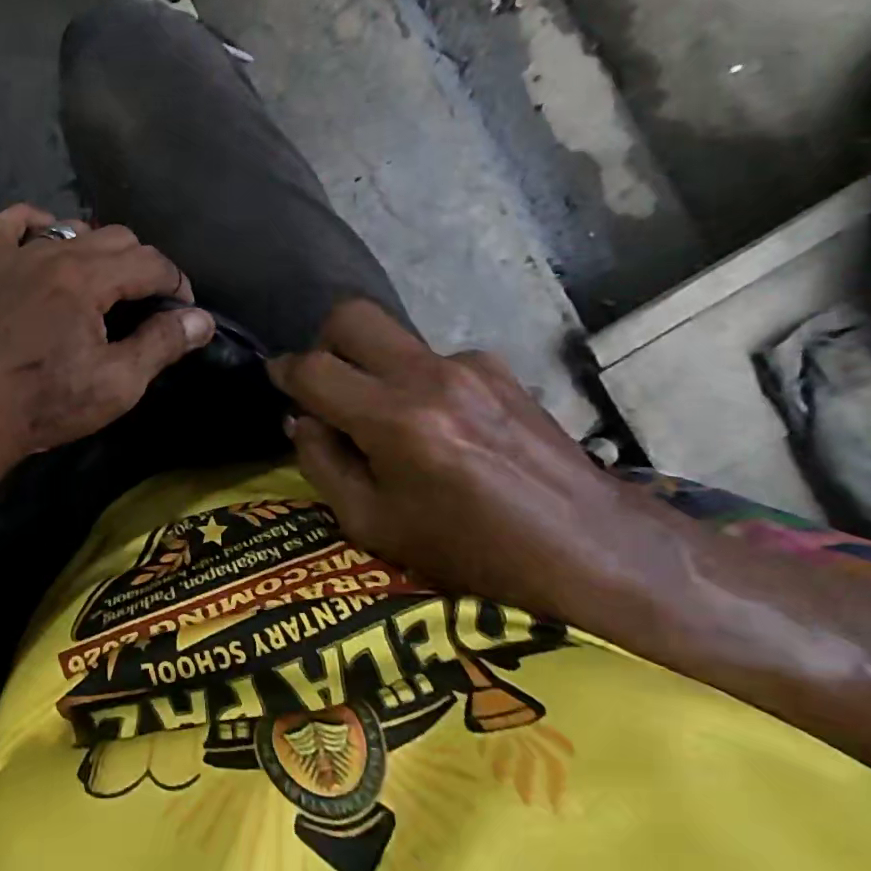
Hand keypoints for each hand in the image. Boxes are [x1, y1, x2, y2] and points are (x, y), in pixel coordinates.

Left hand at [0, 205, 215, 475]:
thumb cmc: (51, 404)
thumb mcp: (119, 382)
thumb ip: (163, 343)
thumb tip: (202, 320)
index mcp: (86, 278)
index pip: (150, 262)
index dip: (177, 286)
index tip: (183, 314)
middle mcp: (53, 254)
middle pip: (119, 238)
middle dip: (146, 268)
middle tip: (150, 308)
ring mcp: (17, 258)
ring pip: (76, 228)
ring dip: (102, 250)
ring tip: (109, 287)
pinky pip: (10, 224)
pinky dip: (34, 224)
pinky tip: (48, 239)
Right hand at [267, 300, 637, 612]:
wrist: (594, 551)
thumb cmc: (475, 554)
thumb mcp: (377, 526)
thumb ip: (325, 465)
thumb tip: (301, 420)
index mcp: (396, 421)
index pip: (314, 369)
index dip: (284, 371)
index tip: (276, 378)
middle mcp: (431, 377)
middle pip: (352, 316)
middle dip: (324, 341)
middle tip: (325, 381)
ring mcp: (472, 366)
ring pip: (396, 340)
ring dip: (377, 369)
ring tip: (394, 424)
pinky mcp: (501, 370)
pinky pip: (436, 361)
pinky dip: (421, 385)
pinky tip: (444, 429)